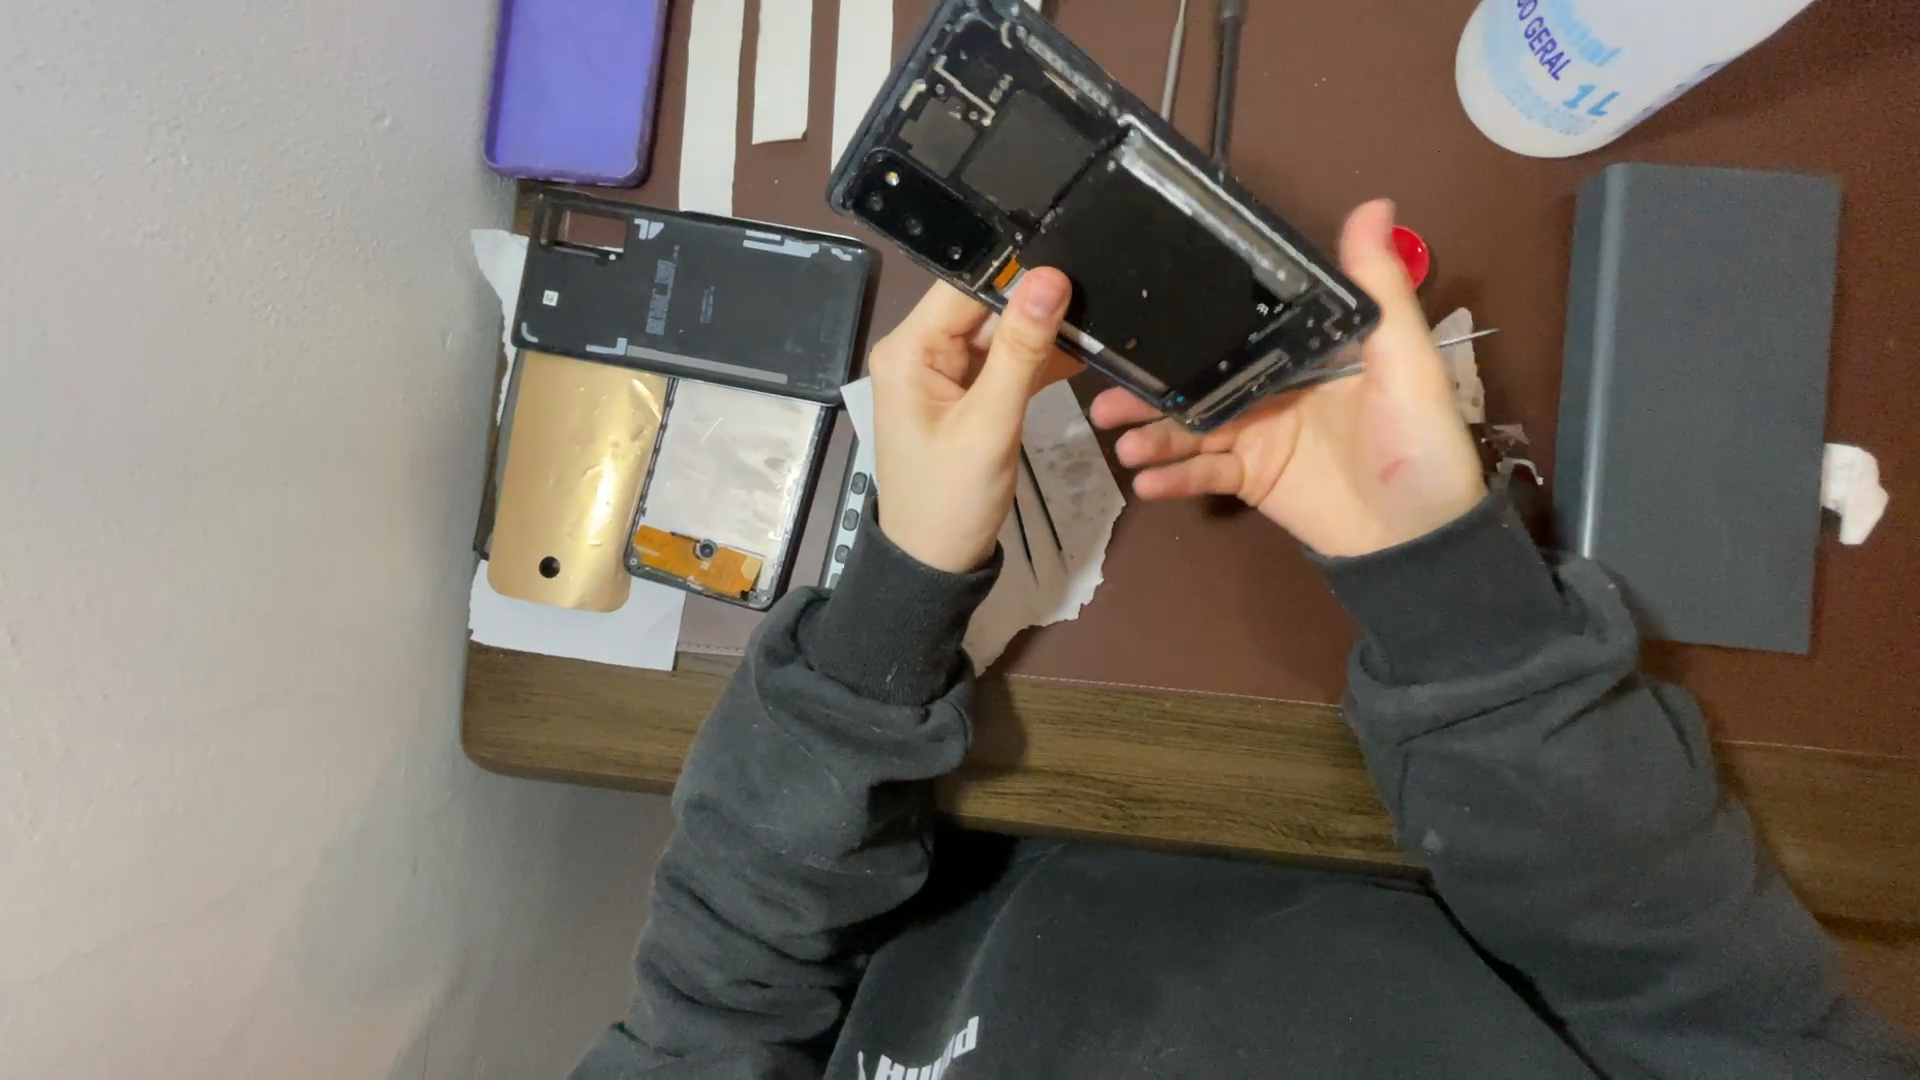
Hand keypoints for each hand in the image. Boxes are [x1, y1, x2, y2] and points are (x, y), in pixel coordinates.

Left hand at [871, 270, 1078, 572]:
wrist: (935, 562)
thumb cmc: (952, 500)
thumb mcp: (990, 424)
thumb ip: (1020, 350)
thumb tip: (1050, 279)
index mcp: (909, 350)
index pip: (965, 287)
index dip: (1018, 273)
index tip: (1077, 263)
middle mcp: (920, 352)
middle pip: (984, 308)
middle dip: (1036, 306)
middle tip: (1100, 294)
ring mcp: (943, 375)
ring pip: (999, 335)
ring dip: (1042, 336)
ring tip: (1097, 325)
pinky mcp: (964, 396)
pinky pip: (1002, 365)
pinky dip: (1035, 364)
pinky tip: (1078, 357)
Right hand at [1090, 199, 1484, 557]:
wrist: (1416, 537)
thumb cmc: (1417, 442)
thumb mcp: (1405, 361)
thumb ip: (1378, 292)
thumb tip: (1374, 204)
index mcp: (1301, 357)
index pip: (1236, 336)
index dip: (1189, 331)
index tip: (1139, 326)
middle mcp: (1270, 391)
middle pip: (1200, 386)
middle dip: (1151, 394)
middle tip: (1103, 399)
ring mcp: (1255, 439)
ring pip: (1193, 433)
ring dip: (1155, 439)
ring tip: (1123, 448)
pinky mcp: (1249, 480)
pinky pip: (1204, 476)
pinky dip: (1175, 480)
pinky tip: (1145, 484)